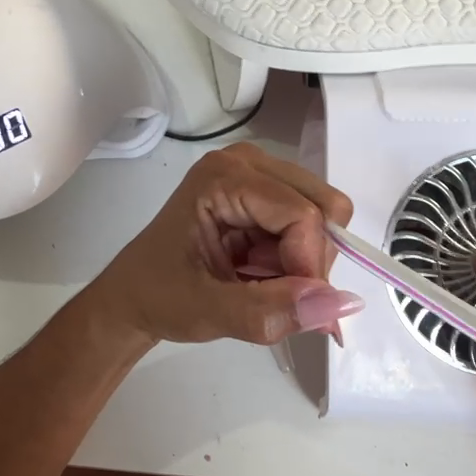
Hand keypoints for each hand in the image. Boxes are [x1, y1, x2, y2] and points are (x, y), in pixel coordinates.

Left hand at [87, 143, 363, 346]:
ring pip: (322, 217)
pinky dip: (297, 259)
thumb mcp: (210, 312)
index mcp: (223, 177)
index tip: (292, 307)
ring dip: (304, 261)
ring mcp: (256, 174)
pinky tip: (261, 272)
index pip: (302, 213)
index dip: (309, 265)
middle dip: (312, 260)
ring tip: (259, 282)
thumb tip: (342, 304)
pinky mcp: (263, 193)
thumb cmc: (160, 297)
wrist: (133, 296)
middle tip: (276, 295)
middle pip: (322, 206)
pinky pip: (310, 225)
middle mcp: (245, 162)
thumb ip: (272, 310)